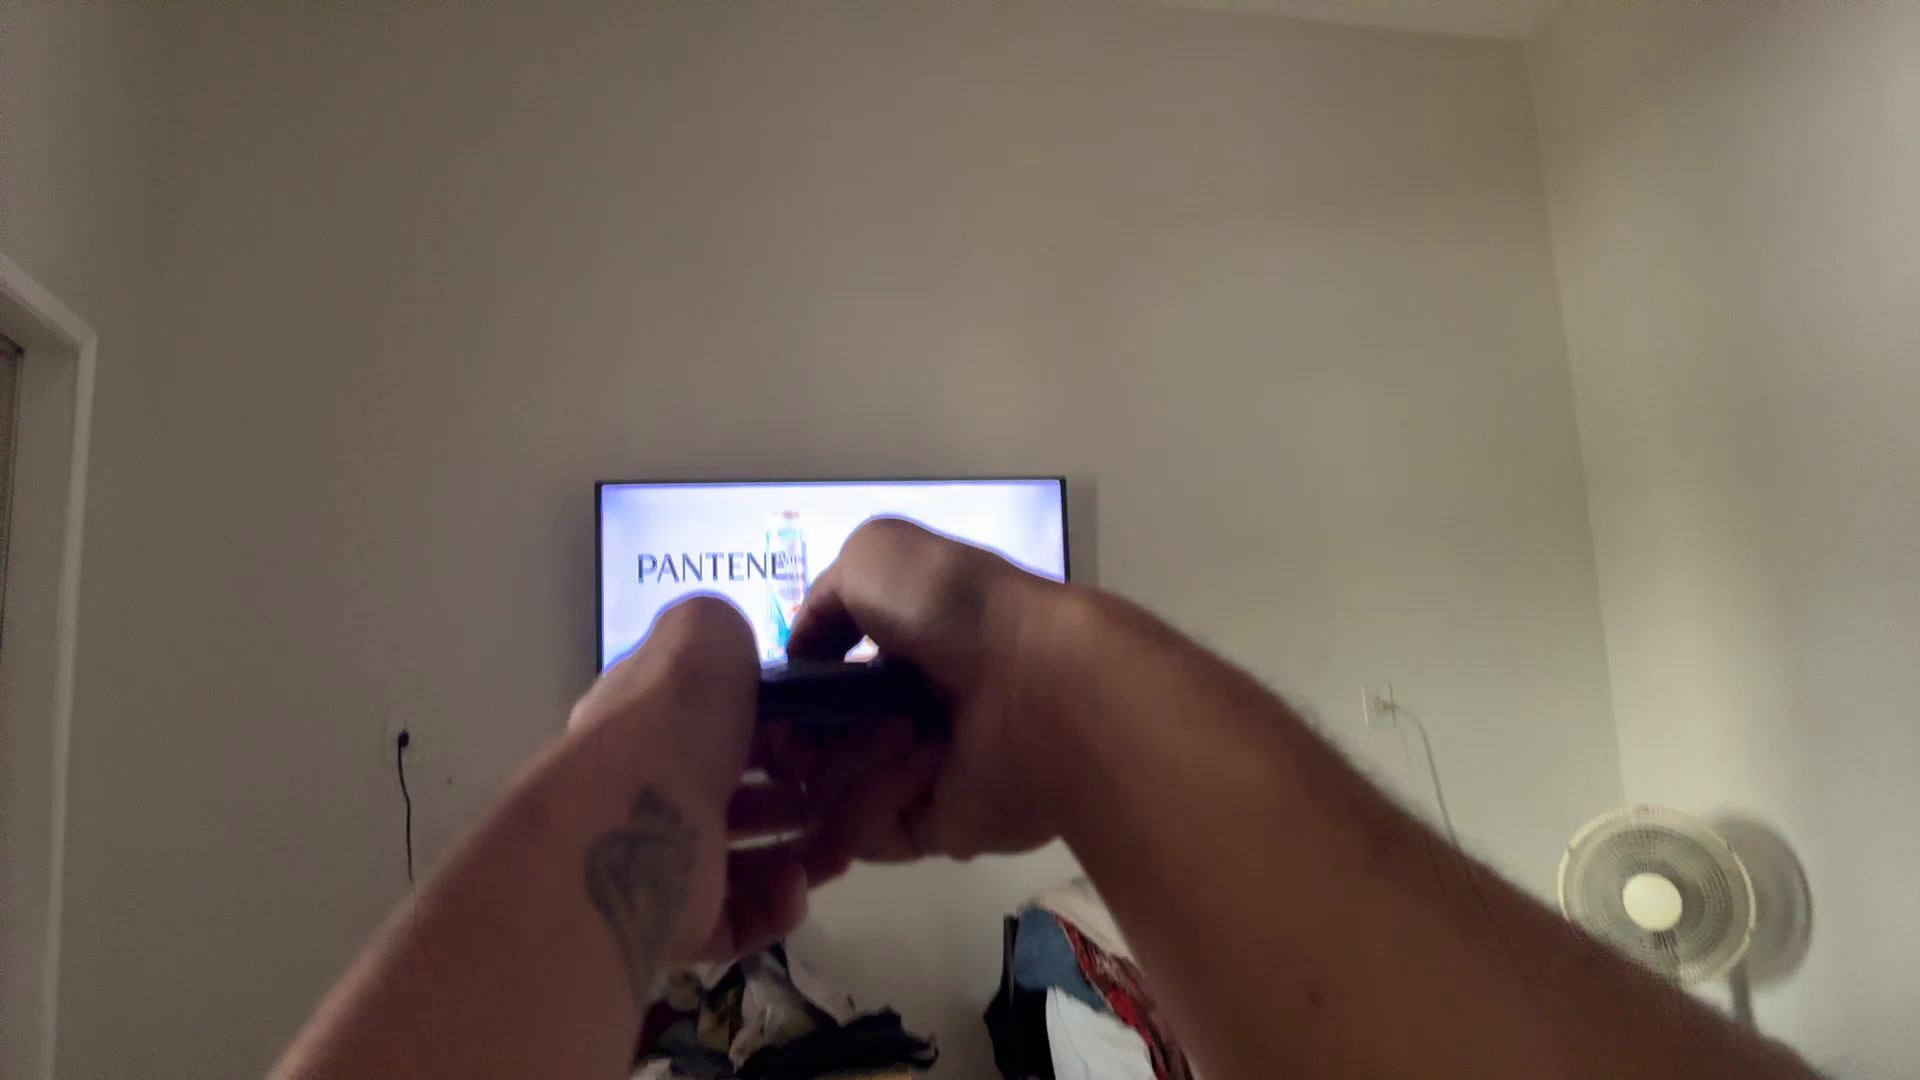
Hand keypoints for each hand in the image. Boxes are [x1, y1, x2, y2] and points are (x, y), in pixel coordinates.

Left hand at [566, 596, 811, 965]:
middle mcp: (652, 792)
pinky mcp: (673, 922)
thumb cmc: (677, 717)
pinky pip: (738, 918)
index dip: (778, 725)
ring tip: (841, 847)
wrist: (631, 818)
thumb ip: (718, 626)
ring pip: (746, 860)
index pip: (720, 725)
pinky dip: (776, 904)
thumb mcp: (703, 631)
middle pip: (740, 794)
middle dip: (799, 792)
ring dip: (801, 852)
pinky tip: (799, 886)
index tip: (824, 729)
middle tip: (842, 792)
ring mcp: (661, 860)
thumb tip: (733, 653)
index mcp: (654, 725)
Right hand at [779, 518, 1080, 868]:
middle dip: (800, 739)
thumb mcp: (876, 554)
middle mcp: (900, 713)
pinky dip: (881, 792)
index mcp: (894, 654)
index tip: (780, 701)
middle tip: (814, 730)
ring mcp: (914, 774)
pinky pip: (862, 831)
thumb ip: (823, 598)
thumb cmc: (954, 608)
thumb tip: (805, 654)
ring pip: (823, 792)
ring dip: (854, 755)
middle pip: (804, 751)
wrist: (1036, 677)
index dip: (787, 699)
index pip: (813, 692)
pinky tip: (928, 762)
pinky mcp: (930, 828)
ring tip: (911, 727)